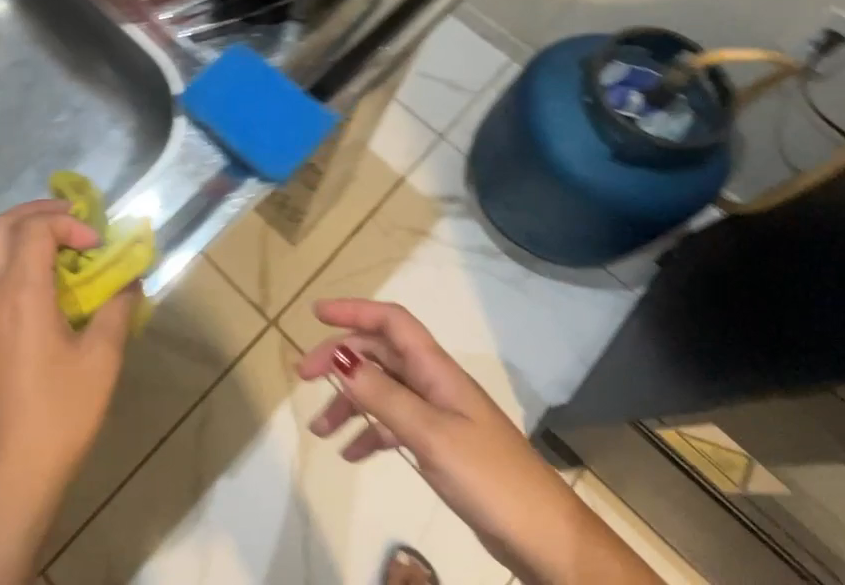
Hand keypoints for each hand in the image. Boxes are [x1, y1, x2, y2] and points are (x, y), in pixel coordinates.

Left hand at [0, 201, 139, 584]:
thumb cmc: (58, 416)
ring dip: (15, 235)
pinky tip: (30, 288)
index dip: (70, 225)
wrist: (4, 477)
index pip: (37, 228)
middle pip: (0, 227)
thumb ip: (117, 311)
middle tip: (71, 220)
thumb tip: (130, 282)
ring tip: (51, 246)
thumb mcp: (101, 361)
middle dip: (36, 213)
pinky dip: (1, 262)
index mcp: (19, 291)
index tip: (99, 246)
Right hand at [297, 298, 660, 584]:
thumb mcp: (430, 434)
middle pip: (381, 354)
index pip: (392, 322)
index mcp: (437, 371)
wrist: (540, 534)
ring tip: (319, 428)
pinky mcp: (441, 445)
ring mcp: (439, 414)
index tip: (317, 313)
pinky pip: (395, 425)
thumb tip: (341, 358)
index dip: (355, 310)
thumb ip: (384, 396)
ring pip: (383, 391)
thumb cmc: (488, 476)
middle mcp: (436, 384)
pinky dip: (370, 433)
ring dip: (350, 401)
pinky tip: (351, 453)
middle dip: (341, 359)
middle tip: (303, 378)